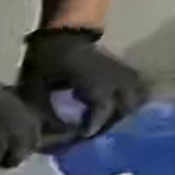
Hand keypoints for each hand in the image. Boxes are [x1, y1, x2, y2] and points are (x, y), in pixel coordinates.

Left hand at [18, 27, 149, 146]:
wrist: (62, 38)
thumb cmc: (44, 63)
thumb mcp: (35, 88)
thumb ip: (45, 110)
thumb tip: (57, 131)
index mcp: (95, 82)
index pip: (103, 109)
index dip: (94, 125)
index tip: (82, 137)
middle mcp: (118, 79)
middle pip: (126, 108)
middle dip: (108, 124)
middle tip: (89, 135)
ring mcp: (127, 74)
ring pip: (137, 100)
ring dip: (121, 115)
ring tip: (99, 126)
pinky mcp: (127, 72)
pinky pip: (139, 91)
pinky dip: (129, 103)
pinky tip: (111, 113)